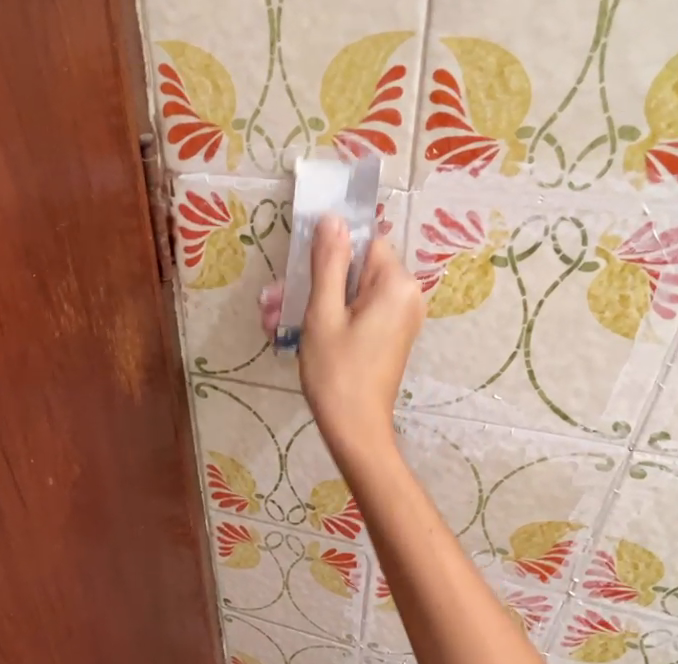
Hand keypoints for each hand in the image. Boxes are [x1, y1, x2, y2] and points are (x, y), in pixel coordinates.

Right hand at [259, 215, 423, 460]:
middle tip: (271, 303)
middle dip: (311, 283)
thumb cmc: (336, 373)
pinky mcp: (389, 337)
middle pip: (354, 270)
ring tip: (273, 321)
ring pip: (350, 294)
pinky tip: (294, 332)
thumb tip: (333, 218)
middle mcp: (406, 296)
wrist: (354, 429)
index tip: (296, 269)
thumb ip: (328, 263)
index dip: (328, 252)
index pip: (363, 243)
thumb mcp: (323, 314)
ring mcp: (399, 318)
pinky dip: (329, 319)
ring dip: (312, 303)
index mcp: (396, 284)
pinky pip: (357, 314)